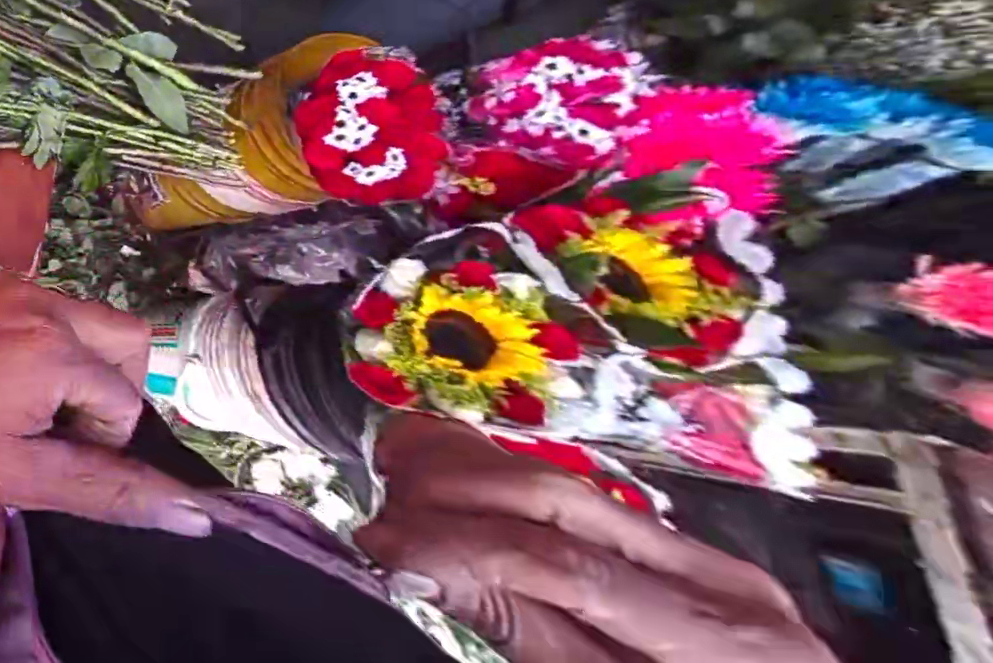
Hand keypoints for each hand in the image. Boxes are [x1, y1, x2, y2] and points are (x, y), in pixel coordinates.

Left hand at [0, 274, 211, 536]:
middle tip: (62, 417)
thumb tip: (193, 513)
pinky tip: (19, 368)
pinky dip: (64, 342)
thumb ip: (110, 489)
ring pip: (103, 321)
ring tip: (40, 395)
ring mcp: (29, 286)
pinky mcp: (9, 283)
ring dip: (92, 363)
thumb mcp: (24, 477)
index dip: (99, 438)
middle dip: (116, 387)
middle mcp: (53, 305)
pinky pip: (67, 309)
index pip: (127, 402)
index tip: (48, 445)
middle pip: (133, 341)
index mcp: (58, 351)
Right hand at [355, 414, 835, 662]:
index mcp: (723, 640)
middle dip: (451, 489)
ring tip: (394, 479)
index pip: (563, 564)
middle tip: (384, 507)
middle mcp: (710, 570)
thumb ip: (514, 629)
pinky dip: (478, 464)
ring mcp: (684, 541)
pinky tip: (426, 463)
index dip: (459, 543)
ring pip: (545, 471)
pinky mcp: (645, 526)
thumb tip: (411, 563)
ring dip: (456, 466)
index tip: (381, 541)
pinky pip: (549, 475)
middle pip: (552, 496)